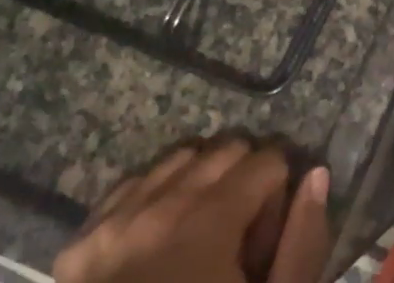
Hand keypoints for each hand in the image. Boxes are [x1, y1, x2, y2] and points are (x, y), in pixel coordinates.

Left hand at [55, 139, 329, 282]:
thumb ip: (303, 243)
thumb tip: (316, 175)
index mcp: (209, 223)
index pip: (268, 159)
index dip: (280, 191)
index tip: (271, 231)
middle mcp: (157, 207)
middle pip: (225, 149)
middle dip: (245, 177)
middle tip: (242, 230)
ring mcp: (111, 224)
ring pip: (177, 158)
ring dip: (201, 180)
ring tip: (203, 229)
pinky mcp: (77, 244)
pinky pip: (130, 186)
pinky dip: (155, 196)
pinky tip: (162, 236)